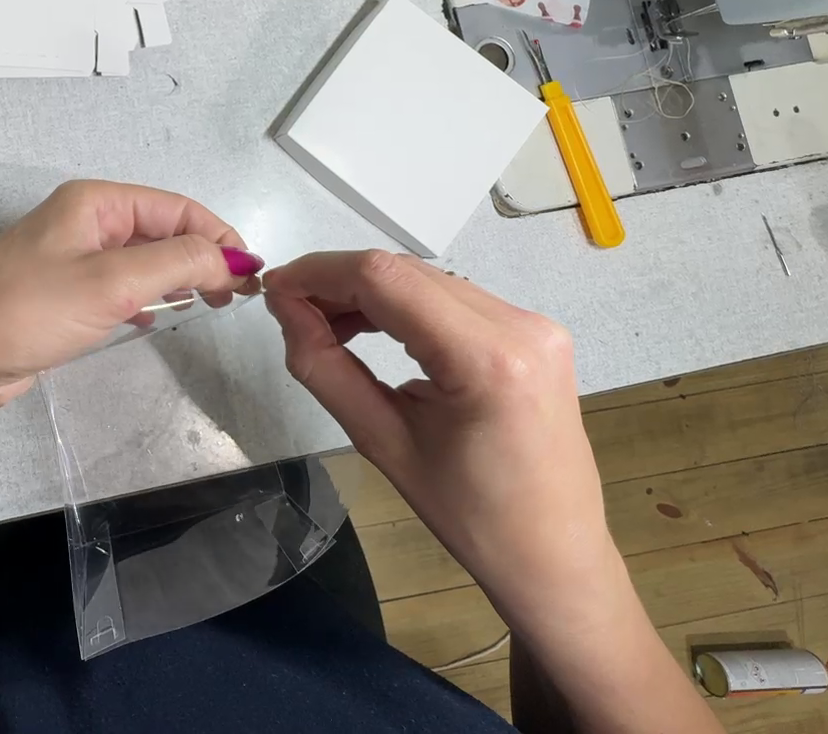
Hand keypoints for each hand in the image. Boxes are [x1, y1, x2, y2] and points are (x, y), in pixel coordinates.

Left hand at [0, 180, 262, 411]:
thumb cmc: (31, 309)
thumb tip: (234, 257)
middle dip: (201, 258)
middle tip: (233, 298)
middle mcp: (84, 220)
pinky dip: (143, 297)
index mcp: (94, 202)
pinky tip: (153, 318)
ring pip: (141, 258)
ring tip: (206, 306)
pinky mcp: (62, 291)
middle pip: (160, 230)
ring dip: (176, 278)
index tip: (252, 275)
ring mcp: (71, 256)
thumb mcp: (111, 281)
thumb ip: (178, 263)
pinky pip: (118, 284)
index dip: (219, 235)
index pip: (176, 207)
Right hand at [262, 251, 613, 627]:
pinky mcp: (530, 329)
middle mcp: (519, 325)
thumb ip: (322, 364)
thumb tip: (283, 306)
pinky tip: (368, 328)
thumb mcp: (379, 441)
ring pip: (421, 277)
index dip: (318, 273)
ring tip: (323, 325)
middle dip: (335, 281)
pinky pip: (445, 295)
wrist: (555, 556)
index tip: (273, 290)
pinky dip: (397, 303)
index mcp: (487, 359)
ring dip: (363, 291)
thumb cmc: (468, 516)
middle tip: (289, 312)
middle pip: (401, 270)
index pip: (384, 279)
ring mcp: (532, 322)